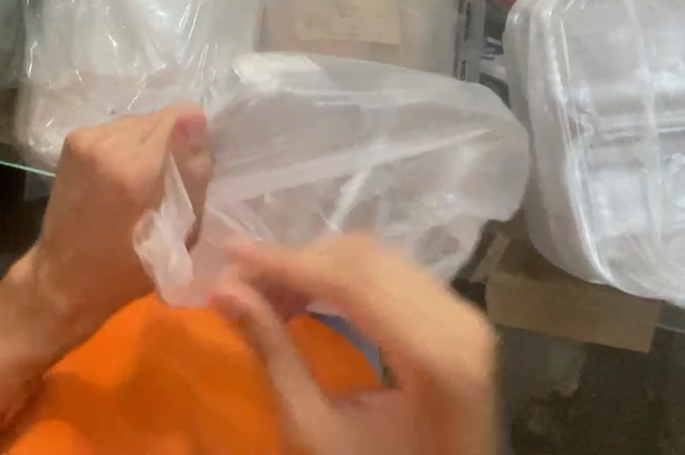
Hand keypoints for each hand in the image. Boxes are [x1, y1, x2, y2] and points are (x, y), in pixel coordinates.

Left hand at [10, 105, 214, 350]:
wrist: (64, 274)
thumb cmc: (127, 269)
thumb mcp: (178, 234)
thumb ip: (193, 174)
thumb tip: (198, 119)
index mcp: (134, 170)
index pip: (180, 117)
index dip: (194, 138)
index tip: (191, 165)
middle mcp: (107, 143)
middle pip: (160, 117)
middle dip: (172, 141)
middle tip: (168, 179)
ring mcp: (86, 137)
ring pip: (139, 120)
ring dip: (149, 142)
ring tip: (144, 178)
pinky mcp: (73, 138)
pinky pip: (118, 128)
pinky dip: (127, 145)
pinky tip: (122, 173)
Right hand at [212, 235, 498, 454]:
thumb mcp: (316, 432)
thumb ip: (273, 354)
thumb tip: (222, 289)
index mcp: (438, 359)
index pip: (350, 282)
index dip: (284, 261)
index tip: (227, 251)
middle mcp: (459, 322)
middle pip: (360, 260)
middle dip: (292, 262)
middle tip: (238, 280)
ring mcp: (462, 314)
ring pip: (371, 256)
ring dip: (311, 264)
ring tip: (264, 288)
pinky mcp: (454, 313)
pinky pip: (387, 269)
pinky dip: (337, 272)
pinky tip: (302, 289)